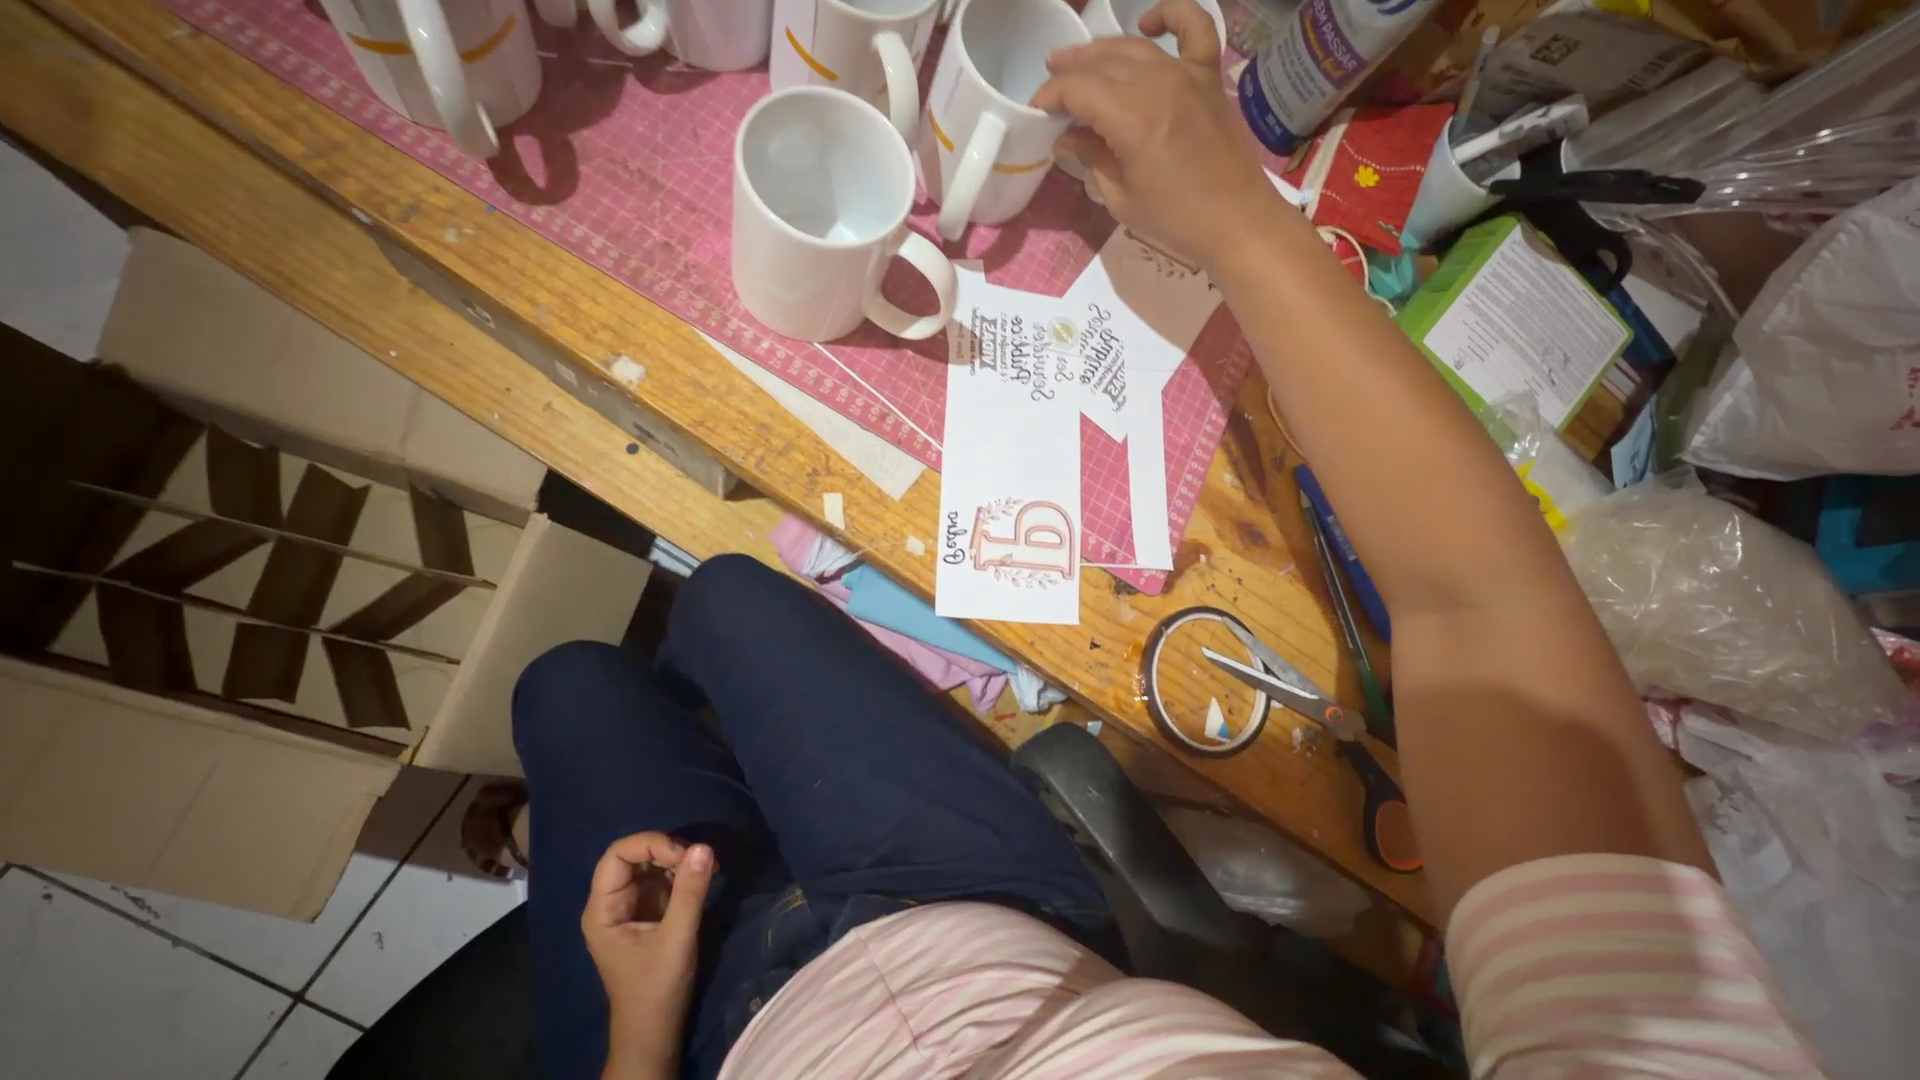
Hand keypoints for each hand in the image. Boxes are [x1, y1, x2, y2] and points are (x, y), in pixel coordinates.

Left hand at [581, 832, 714, 1077]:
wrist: (654, 1032)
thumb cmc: (656, 989)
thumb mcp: (676, 938)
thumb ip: (690, 892)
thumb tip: (704, 846)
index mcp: (602, 909)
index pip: (617, 855)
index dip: (649, 843)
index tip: (683, 852)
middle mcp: (613, 902)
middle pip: (635, 856)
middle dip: (667, 850)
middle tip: (700, 858)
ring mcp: (632, 907)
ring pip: (651, 866)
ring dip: (679, 860)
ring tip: (708, 867)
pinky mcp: (651, 913)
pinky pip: (664, 880)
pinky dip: (684, 873)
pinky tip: (705, 876)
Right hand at [1031, 0, 1286, 269]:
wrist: (1238, 222)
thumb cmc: (1176, 220)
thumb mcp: (1121, 198)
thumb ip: (1092, 158)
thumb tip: (1068, 138)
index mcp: (1132, 118)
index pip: (1079, 90)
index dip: (1052, 96)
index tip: (1037, 109)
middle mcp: (1158, 84)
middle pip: (1103, 63)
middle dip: (1071, 70)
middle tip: (1050, 80)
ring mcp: (1187, 76)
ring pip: (1135, 47)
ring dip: (1102, 48)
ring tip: (1079, 58)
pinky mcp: (1209, 78)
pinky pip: (1194, 29)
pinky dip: (1171, 15)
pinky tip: (1149, 23)